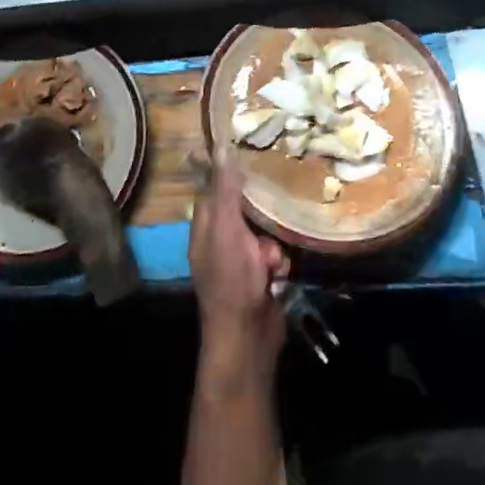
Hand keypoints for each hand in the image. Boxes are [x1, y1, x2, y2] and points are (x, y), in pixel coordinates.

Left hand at [190, 165, 288, 377]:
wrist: (248, 335)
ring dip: (273, 244)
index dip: (231, 175)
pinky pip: (275, 255)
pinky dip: (279, 262)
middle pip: (244, 210)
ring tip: (272, 261)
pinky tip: (279, 275)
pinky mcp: (260, 276)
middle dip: (262, 215)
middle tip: (274, 213)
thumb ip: (225, 191)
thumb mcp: (226, 229)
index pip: (215, 189)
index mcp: (204, 227)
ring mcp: (240, 259)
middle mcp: (219, 240)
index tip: (254, 156)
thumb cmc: (231, 280)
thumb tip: (220, 148)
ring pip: (264, 232)